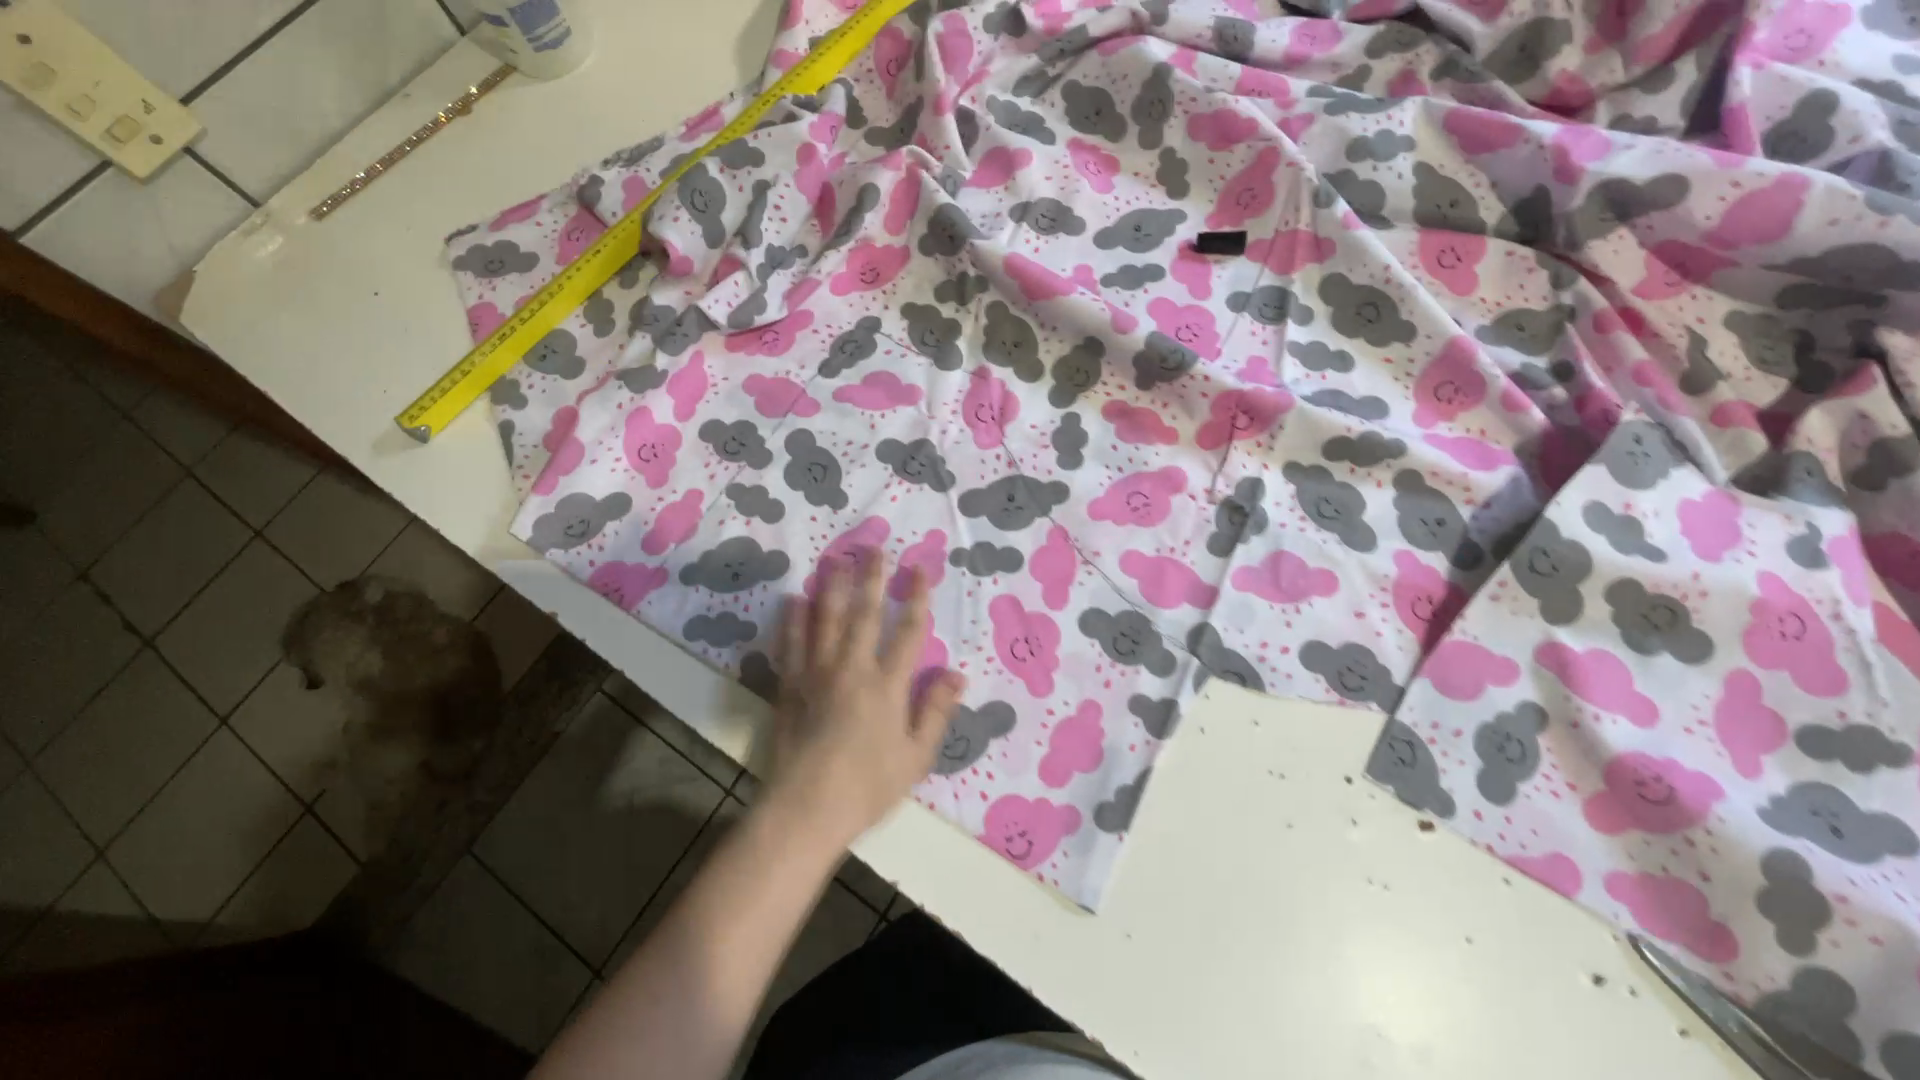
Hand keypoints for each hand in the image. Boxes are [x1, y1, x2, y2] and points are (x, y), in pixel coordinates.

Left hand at [759, 554, 964, 850]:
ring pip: (825, 619)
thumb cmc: (869, 786)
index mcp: (888, 685)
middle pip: (864, 613)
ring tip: (835, 558)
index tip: (919, 569)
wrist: (806, 807)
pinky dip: (793, 619)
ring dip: (832, 586)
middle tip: (874, 546)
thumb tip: (956, 674)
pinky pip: (791, 643)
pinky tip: (794, 599)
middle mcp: (852, 669)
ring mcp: (816, 674)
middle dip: (871, 578)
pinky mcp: (789, 686)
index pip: (907, 631)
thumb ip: (936, 712)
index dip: (916, 597)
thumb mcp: (916, 756)